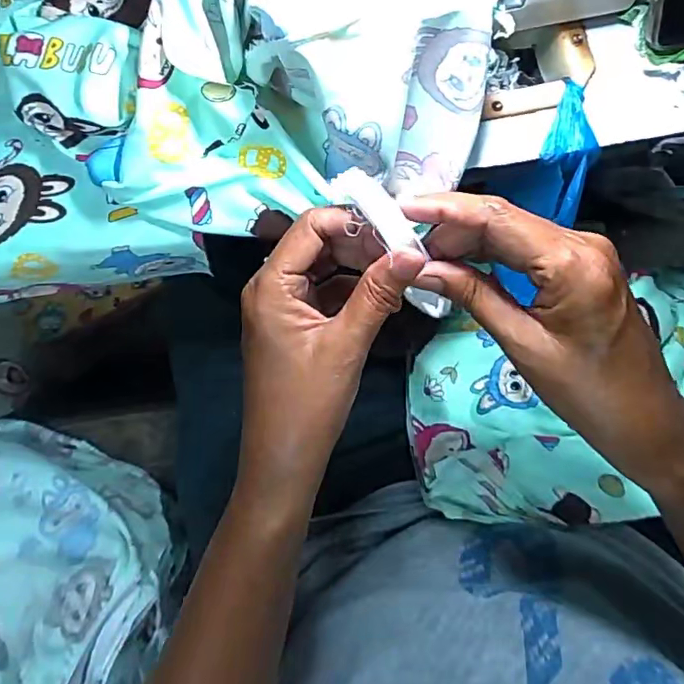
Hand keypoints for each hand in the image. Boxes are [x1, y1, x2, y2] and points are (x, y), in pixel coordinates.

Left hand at [236, 207, 425, 508]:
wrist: (284, 462)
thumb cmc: (308, 403)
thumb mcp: (346, 343)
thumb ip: (378, 293)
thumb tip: (413, 251)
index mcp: (270, 283)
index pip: (311, 226)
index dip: (352, 221)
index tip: (394, 228)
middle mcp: (270, 285)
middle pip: (317, 243)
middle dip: (360, 243)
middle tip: (405, 249)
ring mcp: (282, 304)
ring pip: (324, 266)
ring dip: (359, 265)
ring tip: (401, 268)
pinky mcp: (295, 322)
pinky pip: (325, 290)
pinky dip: (353, 288)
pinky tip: (385, 293)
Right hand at [399, 192, 683, 489]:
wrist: (649, 422)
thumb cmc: (590, 394)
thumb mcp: (523, 345)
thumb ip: (472, 295)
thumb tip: (423, 268)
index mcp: (571, 261)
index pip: (496, 218)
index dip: (445, 208)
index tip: (404, 206)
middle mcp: (581, 242)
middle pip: (502, 217)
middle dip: (451, 226)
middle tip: (407, 242)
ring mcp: (583, 249)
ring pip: (511, 228)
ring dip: (467, 238)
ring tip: (426, 254)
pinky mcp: (580, 262)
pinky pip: (526, 244)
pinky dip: (490, 250)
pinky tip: (461, 260)